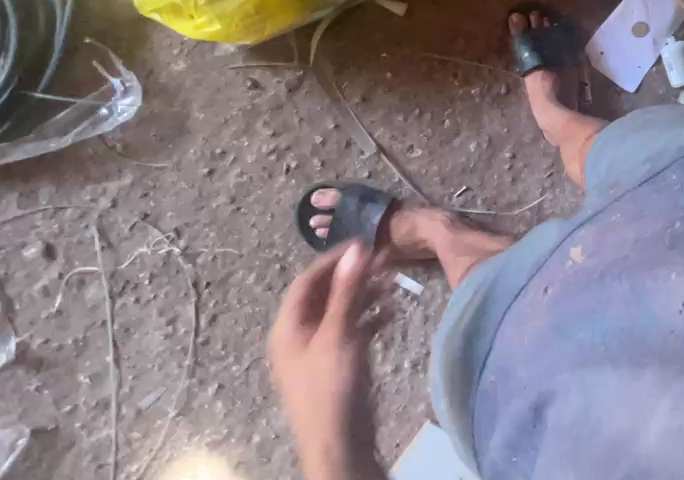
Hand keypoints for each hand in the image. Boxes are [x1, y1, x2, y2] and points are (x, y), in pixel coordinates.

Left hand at [268, 242, 389, 479]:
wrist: (339, 440)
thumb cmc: (331, 384)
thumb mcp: (338, 333)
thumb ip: (347, 290)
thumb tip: (356, 249)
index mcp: (288, 328)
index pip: (306, 281)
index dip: (333, 260)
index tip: (365, 243)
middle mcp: (299, 334)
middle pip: (325, 294)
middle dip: (355, 275)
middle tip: (387, 259)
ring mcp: (318, 348)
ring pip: (342, 309)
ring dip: (366, 294)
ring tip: (395, 283)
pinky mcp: (338, 360)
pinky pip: (353, 328)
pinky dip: (371, 316)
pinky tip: (393, 312)